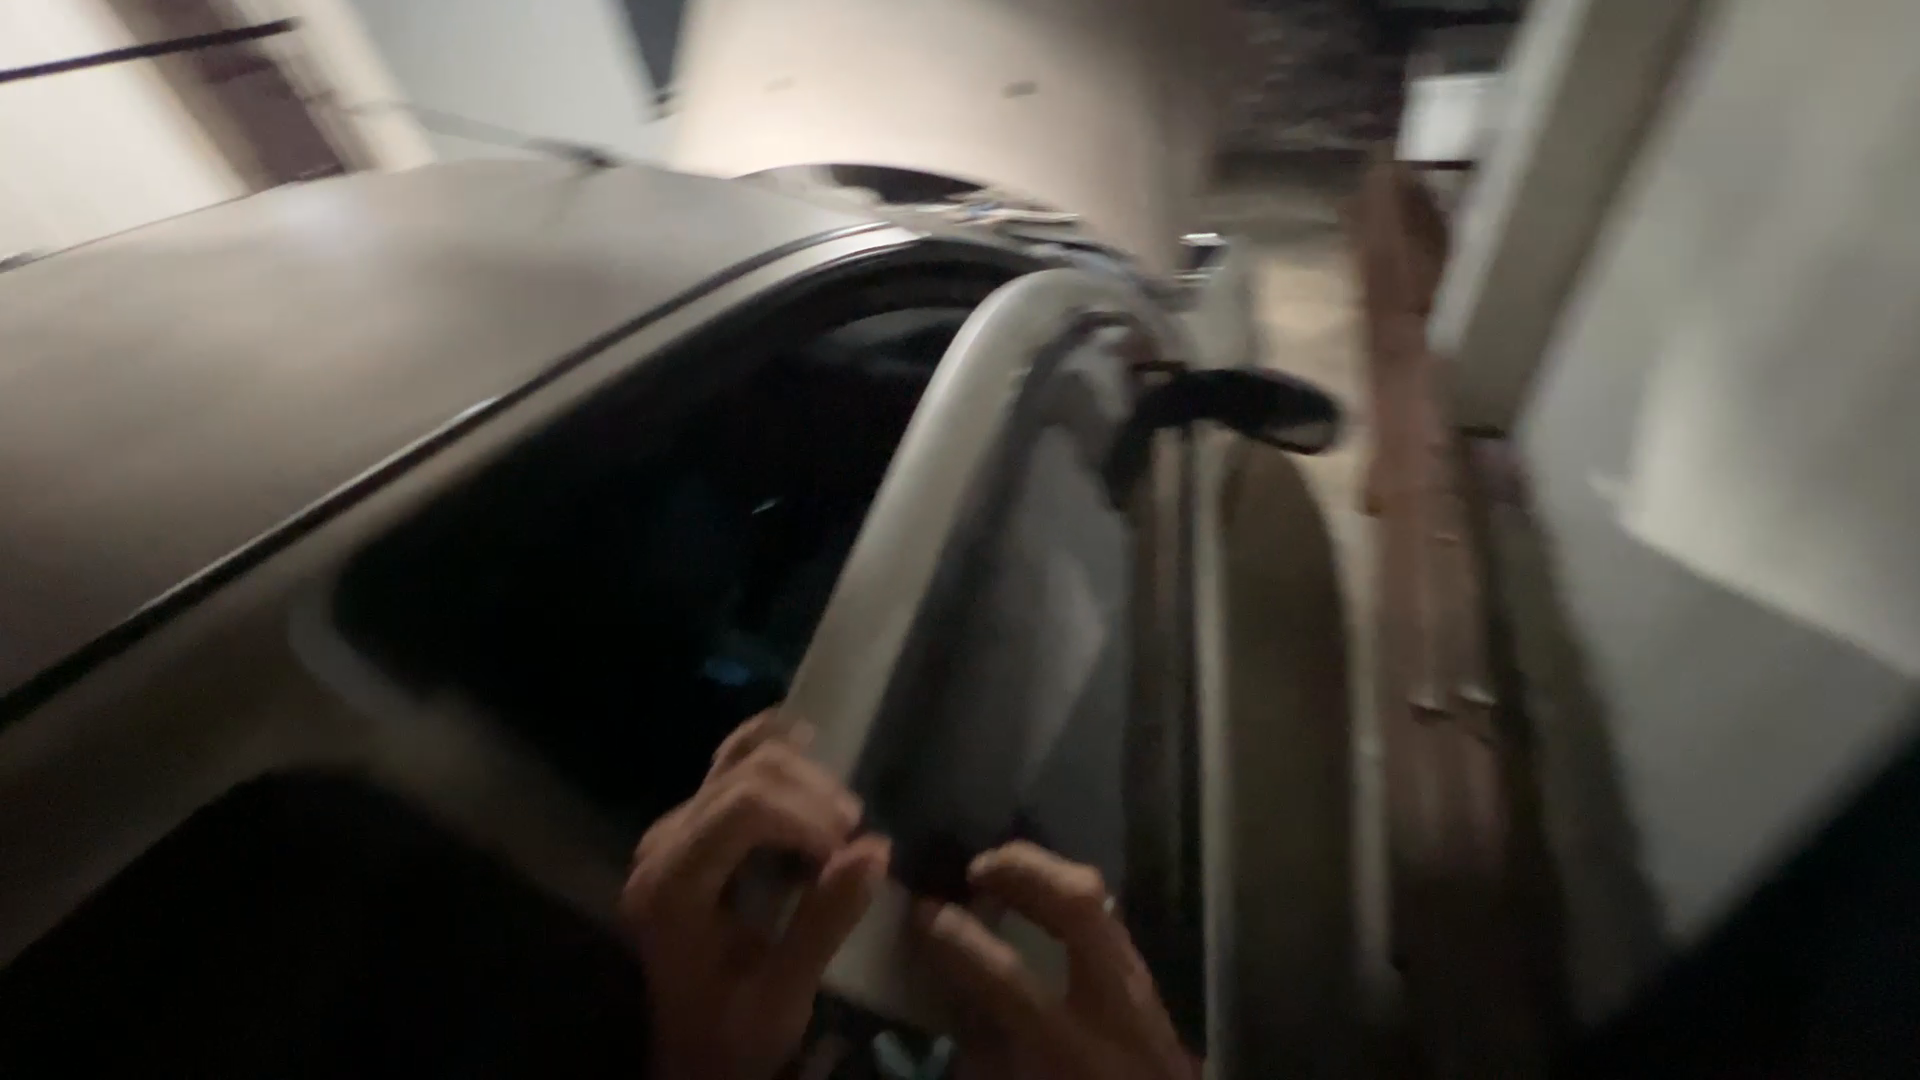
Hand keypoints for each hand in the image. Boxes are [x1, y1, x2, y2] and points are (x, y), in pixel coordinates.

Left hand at [620, 713, 888, 1079]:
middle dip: (813, 794)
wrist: (693, 1048)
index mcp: (671, 888)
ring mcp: (675, 825)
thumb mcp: (782, 998)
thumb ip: (825, 922)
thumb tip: (877, 847)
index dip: (806, 816)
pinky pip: (731, 760)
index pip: (743, 810)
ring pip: (745, 759)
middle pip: (748, 776)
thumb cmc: (732, 1031)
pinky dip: (771, 743)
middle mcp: (663, 842)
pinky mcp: (695, 820)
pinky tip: (803, 734)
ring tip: (840, 816)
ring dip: (804, 775)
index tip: (849, 847)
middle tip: (855, 834)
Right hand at [913, 842, 1198, 1079]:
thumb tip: (946, 978)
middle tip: (974, 867)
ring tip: (999, 870)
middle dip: (1022, 872)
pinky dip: (1065, 892)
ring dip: (1044, 872)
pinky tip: (1037, 896)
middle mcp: (1116, 1008)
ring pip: (1098, 898)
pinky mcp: (1146, 979)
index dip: (959, 939)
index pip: (1009, 978)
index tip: (922, 911)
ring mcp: (1141, 987)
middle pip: (1077, 907)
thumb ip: (981, 1045)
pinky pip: (1104, 913)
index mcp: (1071, 1051)